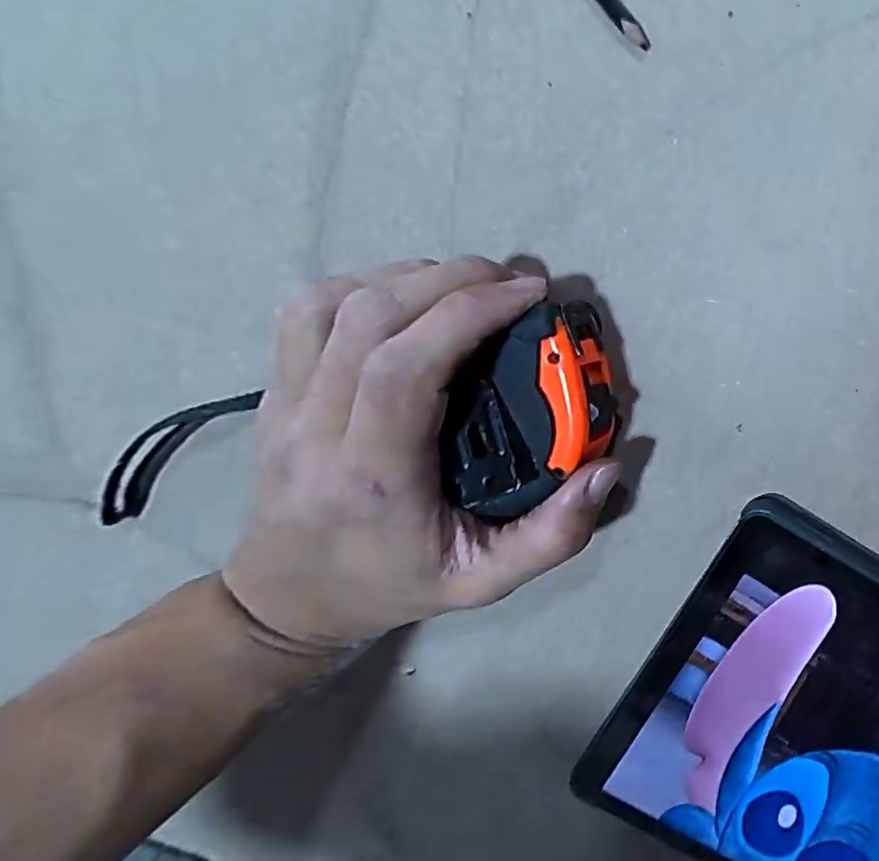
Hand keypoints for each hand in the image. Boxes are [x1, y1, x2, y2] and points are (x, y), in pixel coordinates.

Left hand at [222, 256, 620, 650]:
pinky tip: (413, 299)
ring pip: (332, 301)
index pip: (403, 367)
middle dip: (453, 279)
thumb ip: (554, 536)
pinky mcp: (273, 387)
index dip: (469, 311)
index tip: (531, 295)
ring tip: (470, 287)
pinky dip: (367, 284)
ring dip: (412, 275)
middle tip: (516, 284)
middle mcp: (316, 427)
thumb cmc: (391, 585)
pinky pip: (307, 309)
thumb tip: (606, 468)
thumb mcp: (484, 582)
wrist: (281, 603)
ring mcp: (283, 402)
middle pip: (370, 315)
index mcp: (371, 472)